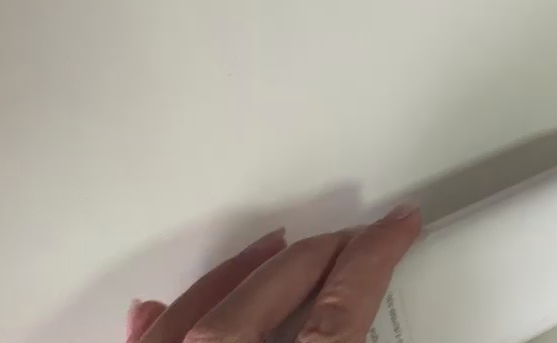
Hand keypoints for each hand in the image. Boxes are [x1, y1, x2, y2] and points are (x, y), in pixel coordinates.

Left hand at [127, 205, 421, 342]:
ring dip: (242, 272)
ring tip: (276, 243)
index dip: (377, 255)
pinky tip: (158, 306)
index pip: (340, 311)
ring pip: (200, 314)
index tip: (399, 225)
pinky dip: (157, 324)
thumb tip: (394, 313)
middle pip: (270, 295)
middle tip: (358, 235)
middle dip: (320, 252)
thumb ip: (357, 338)